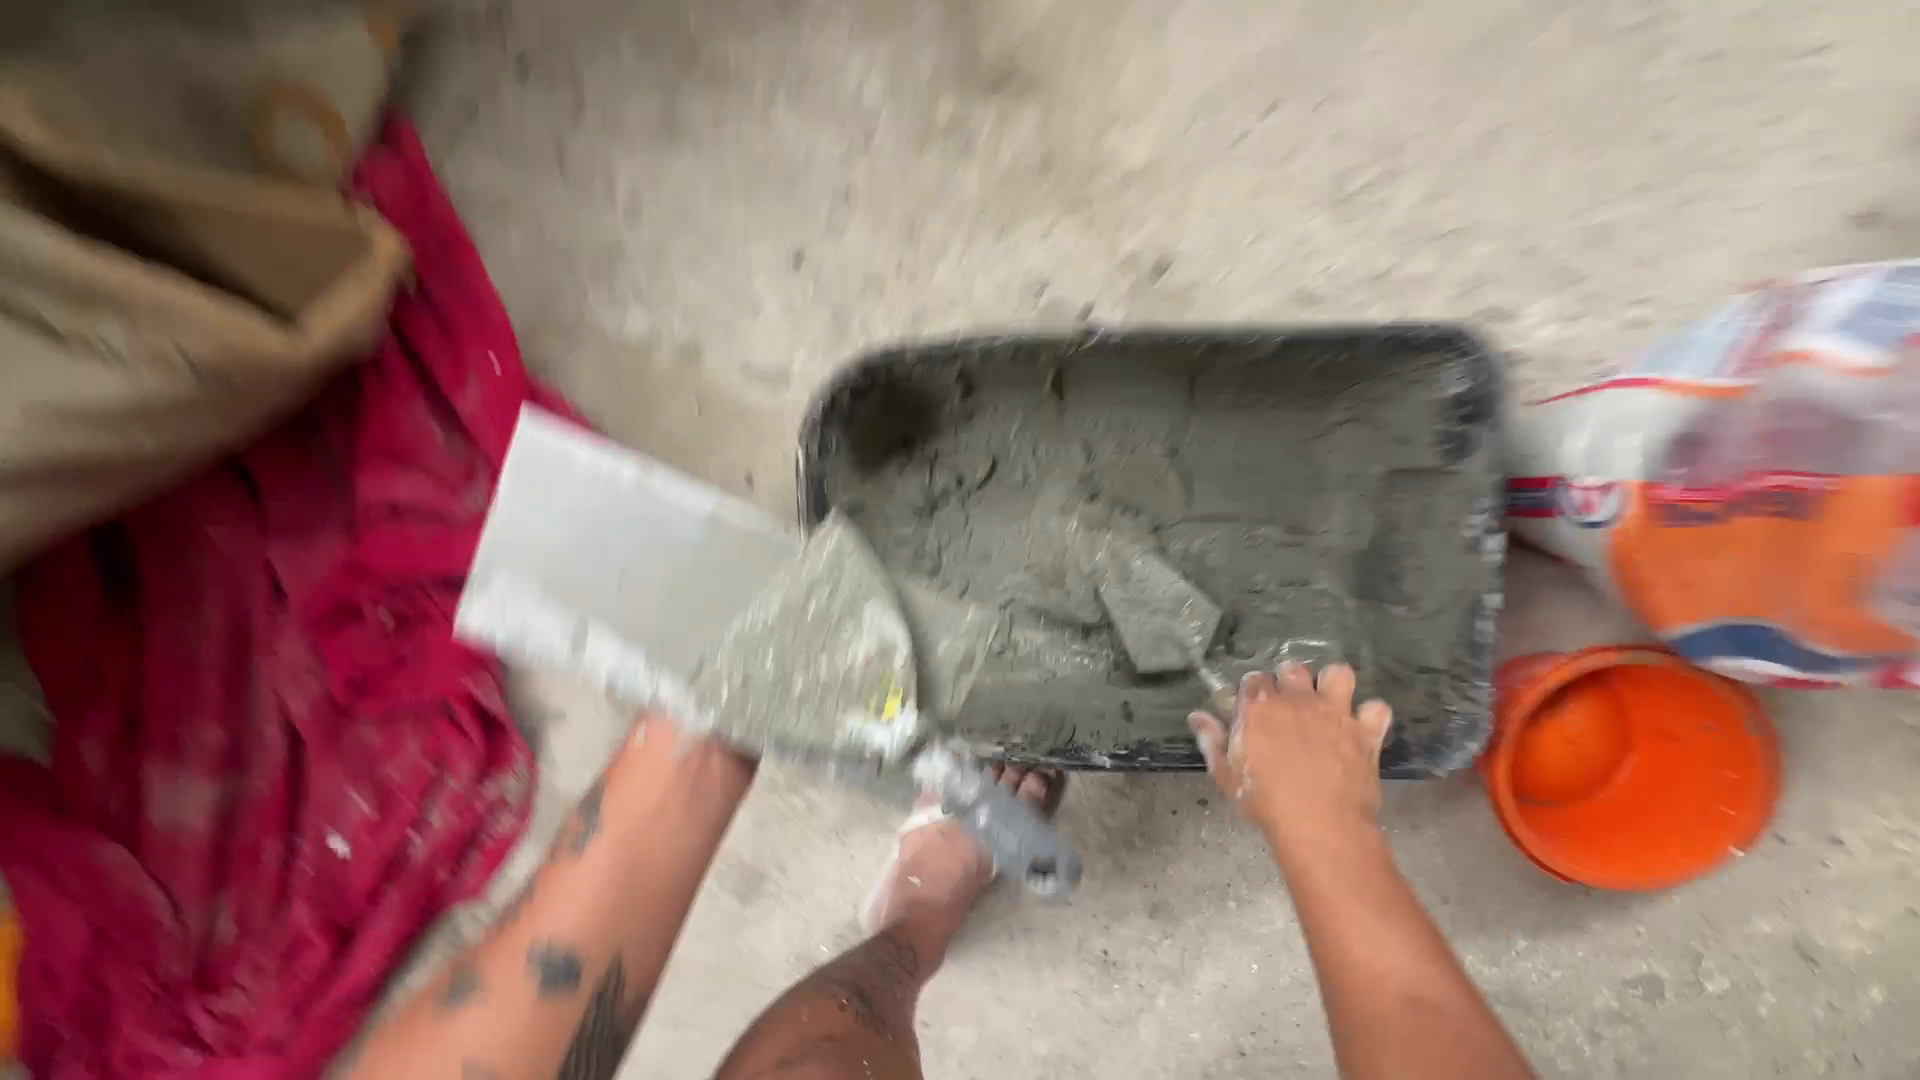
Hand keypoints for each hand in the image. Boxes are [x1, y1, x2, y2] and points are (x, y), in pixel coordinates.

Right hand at [1187, 663, 1392, 851]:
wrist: (1320, 825)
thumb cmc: (1265, 801)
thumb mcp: (1226, 774)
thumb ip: (1211, 740)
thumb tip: (1197, 716)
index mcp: (1259, 706)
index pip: (1254, 678)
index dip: (1254, 692)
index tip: (1255, 708)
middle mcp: (1297, 699)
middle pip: (1293, 669)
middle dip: (1291, 681)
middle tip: (1290, 705)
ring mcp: (1335, 712)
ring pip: (1339, 673)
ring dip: (1333, 684)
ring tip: (1329, 703)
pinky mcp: (1365, 731)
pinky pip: (1378, 708)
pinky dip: (1372, 716)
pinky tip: (1363, 728)